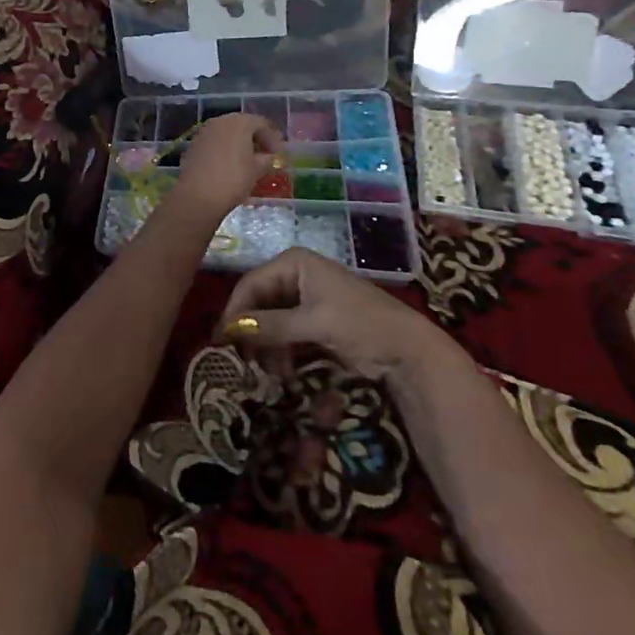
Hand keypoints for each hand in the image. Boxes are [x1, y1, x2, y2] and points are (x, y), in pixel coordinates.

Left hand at [168, 113, 281, 219]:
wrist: (197, 195)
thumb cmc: (233, 179)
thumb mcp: (257, 169)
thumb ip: (267, 159)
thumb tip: (268, 157)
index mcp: (238, 122)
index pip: (261, 124)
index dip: (273, 138)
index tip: (279, 154)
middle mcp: (219, 121)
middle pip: (242, 126)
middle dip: (255, 139)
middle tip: (265, 155)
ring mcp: (203, 133)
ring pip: (226, 134)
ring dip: (239, 145)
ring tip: (249, 161)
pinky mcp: (192, 146)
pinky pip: (214, 143)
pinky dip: (224, 150)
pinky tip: (229, 165)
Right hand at [218, 248, 457, 378]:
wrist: (411, 352)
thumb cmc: (363, 325)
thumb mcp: (315, 323)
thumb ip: (271, 325)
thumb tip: (230, 330)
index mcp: (294, 263)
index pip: (250, 284)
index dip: (235, 311)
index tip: (223, 339)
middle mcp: (295, 276)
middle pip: (257, 303)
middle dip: (251, 332)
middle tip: (241, 359)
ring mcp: (304, 299)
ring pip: (268, 321)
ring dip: (265, 347)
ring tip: (270, 371)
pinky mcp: (312, 322)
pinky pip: (283, 334)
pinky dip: (279, 352)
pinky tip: (282, 371)